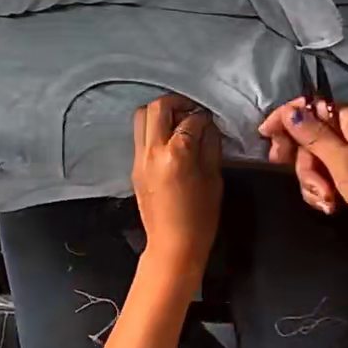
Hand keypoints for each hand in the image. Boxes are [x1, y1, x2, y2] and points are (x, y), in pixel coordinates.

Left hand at [131, 95, 222, 271]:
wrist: (172, 244)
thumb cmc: (200, 217)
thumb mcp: (213, 179)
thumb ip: (210, 147)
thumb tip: (208, 126)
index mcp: (176, 154)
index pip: (190, 120)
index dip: (203, 117)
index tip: (210, 121)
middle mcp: (152, 151)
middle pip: (157, 108)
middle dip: (176, 103)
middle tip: (190, 112)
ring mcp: (139, 159)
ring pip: (141, 117)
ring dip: (159, 114)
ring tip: (177, 124)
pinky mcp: (134, 167)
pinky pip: (139, 137)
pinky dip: (153, 131)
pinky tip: (169, 142)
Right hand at [257, 100, 347, 266]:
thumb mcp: (343, 163)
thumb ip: (314, 136)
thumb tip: (290, 112)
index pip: (314, 108)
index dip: (287, 117)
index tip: (265, 133)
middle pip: (310, 136)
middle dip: (300, 157)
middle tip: (281, 165)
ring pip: (313, 161)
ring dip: (311, 180)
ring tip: (324, 198)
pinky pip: (323, 178)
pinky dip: (320, 191)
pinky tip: (328, 205)